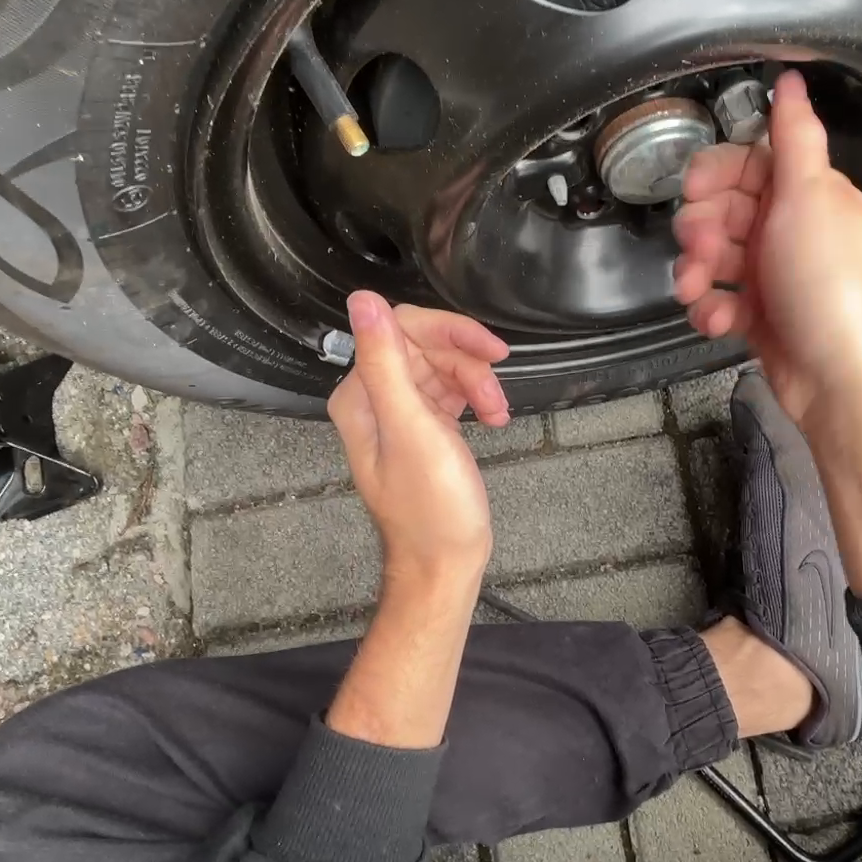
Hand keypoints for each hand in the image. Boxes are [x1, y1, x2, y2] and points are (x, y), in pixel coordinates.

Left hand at [327, 292, 509, 587]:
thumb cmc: (431, 506)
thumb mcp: (412, 429)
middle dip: (467, 364)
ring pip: (443, 367)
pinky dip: (475, 399)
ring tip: (499, 415)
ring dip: (477, 383)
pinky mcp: (426, 429)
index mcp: (362, 394)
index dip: (449, 332)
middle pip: (426, 346)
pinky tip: (494, 419)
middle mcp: (375, 398)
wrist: (446, 562)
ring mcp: (401, 414)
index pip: (400, 329)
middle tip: (496, 397)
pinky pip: (451, 392)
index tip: (491, 351)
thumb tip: (363, 299)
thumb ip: (385, 362)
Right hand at [672, 70, 861, 428]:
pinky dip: (711, 309)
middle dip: (701, 229)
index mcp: (809, 195)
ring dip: (697, 273)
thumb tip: (792, 79)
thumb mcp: (810, 199)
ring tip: (696, 291)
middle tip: (700, 247)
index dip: (715, 175)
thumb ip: (794, 138)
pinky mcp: (757, 315)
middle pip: (723, 211)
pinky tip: (719, 321)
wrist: (836, 377)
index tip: (694, 190)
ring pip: (713, 258)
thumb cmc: (829, 285)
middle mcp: (790, 230)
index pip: (749, 165)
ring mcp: (772, 275)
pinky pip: (718, 299)